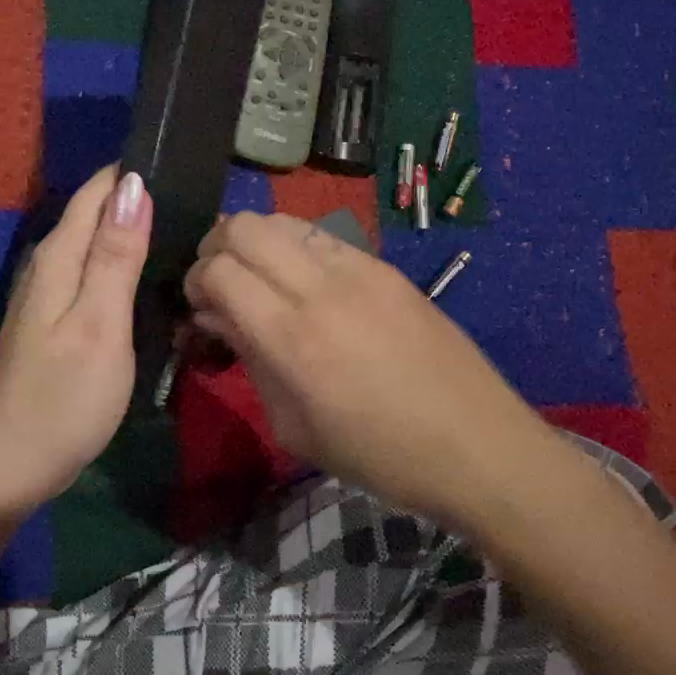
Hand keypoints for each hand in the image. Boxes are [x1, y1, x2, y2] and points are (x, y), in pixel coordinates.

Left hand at [0, 166, 151, 516]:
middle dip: (136, 201)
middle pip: (92, 216)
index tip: (181, 162)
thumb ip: (116, 256)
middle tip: (196, 200)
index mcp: (58, 259)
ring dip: (130, 235)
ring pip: (92, 247)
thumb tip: (133, 186)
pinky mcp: (52, 323)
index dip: (132, 173)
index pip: (96, 193)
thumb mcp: (100, 324)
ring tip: (183, 234)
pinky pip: (90, 277)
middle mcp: (46, 267)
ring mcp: (46, 297)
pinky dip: (120, 268)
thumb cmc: (64, 397)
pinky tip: (147, 282)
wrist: (12, 464)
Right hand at [183, 212, 559, 525]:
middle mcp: (320, 289)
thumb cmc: (380, 455)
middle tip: (220, 282)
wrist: (480, 448)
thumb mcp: (295, 426)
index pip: (218, 270)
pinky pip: (321, 235)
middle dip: (215, 248)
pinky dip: (294, 246)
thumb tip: (215, 315)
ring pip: (281, 219)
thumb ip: (249, 360)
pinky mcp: (385, 267)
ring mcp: (358, 270)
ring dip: (254, 240)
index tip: (199, 306)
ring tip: (259, 276)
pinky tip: (303, 281)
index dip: (195, 280)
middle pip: (242, 227)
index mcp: (292, 338)